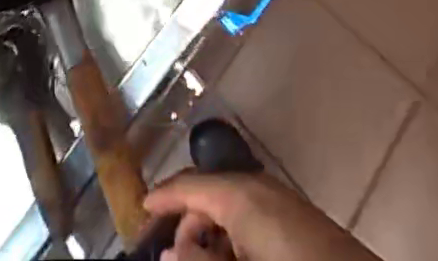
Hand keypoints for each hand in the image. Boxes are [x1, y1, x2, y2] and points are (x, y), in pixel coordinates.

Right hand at [142, 172, 381, 260]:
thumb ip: (200, 259)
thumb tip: (169, 251)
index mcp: (241, 193)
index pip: (189, 184)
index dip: (162, 196)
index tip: (140, 209)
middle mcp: (259, 187)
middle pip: (209, 195)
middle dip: (186, 224)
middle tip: (170, 255)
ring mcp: (281, 200)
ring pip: (230, 208)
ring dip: (210, 234)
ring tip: (202, 258)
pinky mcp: (297, 218)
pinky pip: (251, 217)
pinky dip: (234, 236)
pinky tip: (232, 257)